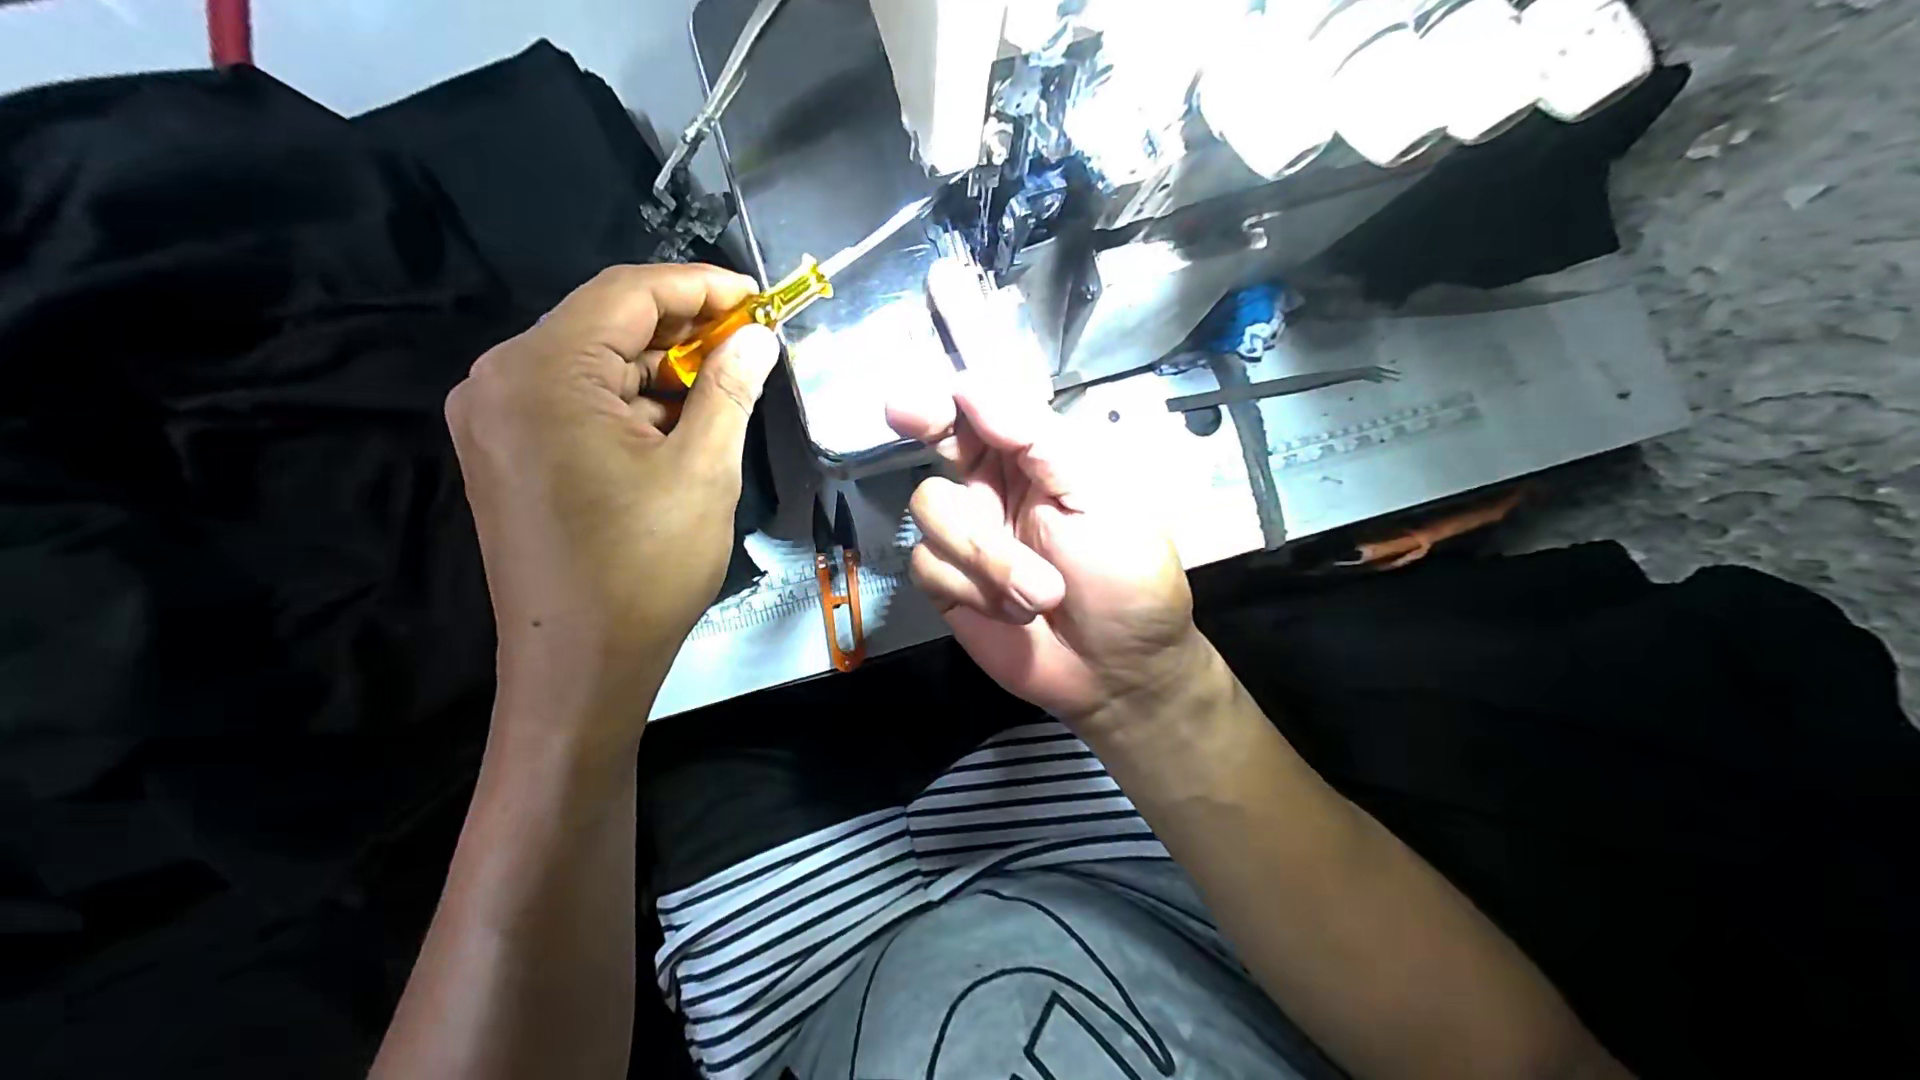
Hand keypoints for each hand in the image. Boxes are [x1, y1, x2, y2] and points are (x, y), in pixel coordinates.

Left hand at [445, 264, 779, 740]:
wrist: (580, 665)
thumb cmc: (645, 567)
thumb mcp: (703, 471)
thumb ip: (730, 389)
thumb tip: (760, 336)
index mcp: (542, 372)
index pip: (627, 292)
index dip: (700, 285)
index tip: (758, 296)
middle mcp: (501, 381)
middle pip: (605, 324)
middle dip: (684, 328)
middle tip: (751, 341)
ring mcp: (497, 420)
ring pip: (593, 365)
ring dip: (660, 368)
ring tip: (726, 382)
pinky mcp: (507, 453)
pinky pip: (576, 403)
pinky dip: (630, 402)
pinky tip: (680, 420)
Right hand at [885, 362, 1200, 727]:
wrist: (1116, 670)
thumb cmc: (1127, 576)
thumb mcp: (1100, 495)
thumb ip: (1038, 439)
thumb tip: (970, 386)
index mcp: (1038, 459)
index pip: (985, 412)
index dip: (947, 395)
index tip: (916, 393)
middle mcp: (995, 488)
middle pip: (938, 441)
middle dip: (923, 424)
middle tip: (900, 410)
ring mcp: (968, 536)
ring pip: (931, 510)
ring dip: (986, 555)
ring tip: (1042, 593)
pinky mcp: (948, 584)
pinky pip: (928, 566)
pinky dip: (974, 591)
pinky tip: (1015, 613)